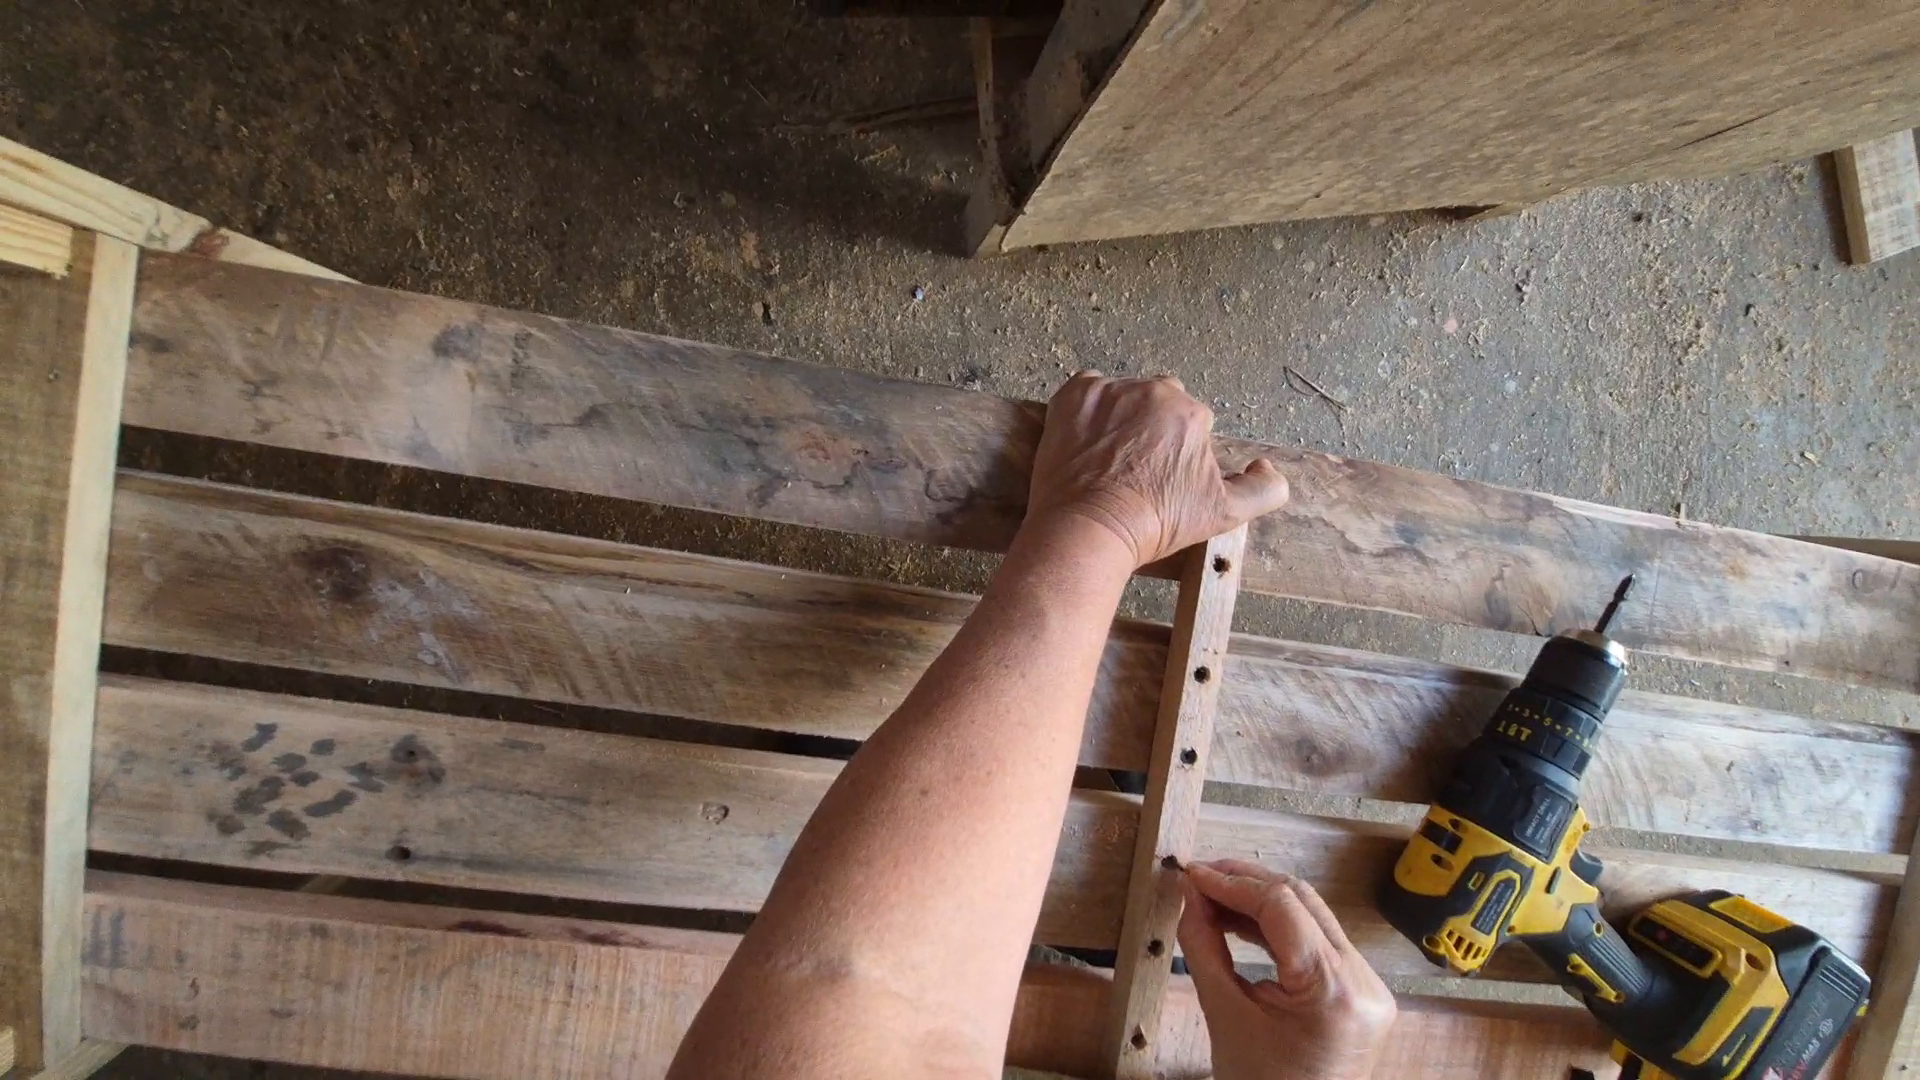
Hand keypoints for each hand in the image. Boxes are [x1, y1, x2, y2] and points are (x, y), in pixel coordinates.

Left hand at [1026, 373, 1289, 566]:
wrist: (1092, 527)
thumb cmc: (1155, 522)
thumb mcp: (1224, 514)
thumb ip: (1263, 489)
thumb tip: (1267, 467)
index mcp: (1192, 413)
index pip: (1189, 421)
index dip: (1176, 449)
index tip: (1160, 474)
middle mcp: (1154, 392)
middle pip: (1157, 401)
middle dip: (1150, 426)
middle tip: (1133, 465)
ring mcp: (1110, 391)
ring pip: (1122, 394)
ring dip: (1118, 416)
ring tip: (1106, 456)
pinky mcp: (1074, 397)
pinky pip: (1085, 388)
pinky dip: (1086, 407)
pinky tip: (1085, 436)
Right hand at [1179, 860, 1396, 1079]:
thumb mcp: (1223, 1012)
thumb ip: (1203, 942)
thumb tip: (1189, 891)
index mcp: (1334, 990)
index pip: (1280, 906)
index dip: (1231, 882)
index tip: (1190, 874)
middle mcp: (1362, 979)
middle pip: (1300, 899)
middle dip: (1244, 881)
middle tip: (1199, 878)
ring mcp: (1368, 983)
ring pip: (1309, 911)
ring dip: (1258, 898)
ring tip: (1212, 897)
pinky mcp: (1360, 988)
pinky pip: (1315, 935)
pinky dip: (1275, 922)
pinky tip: (1238, 920)